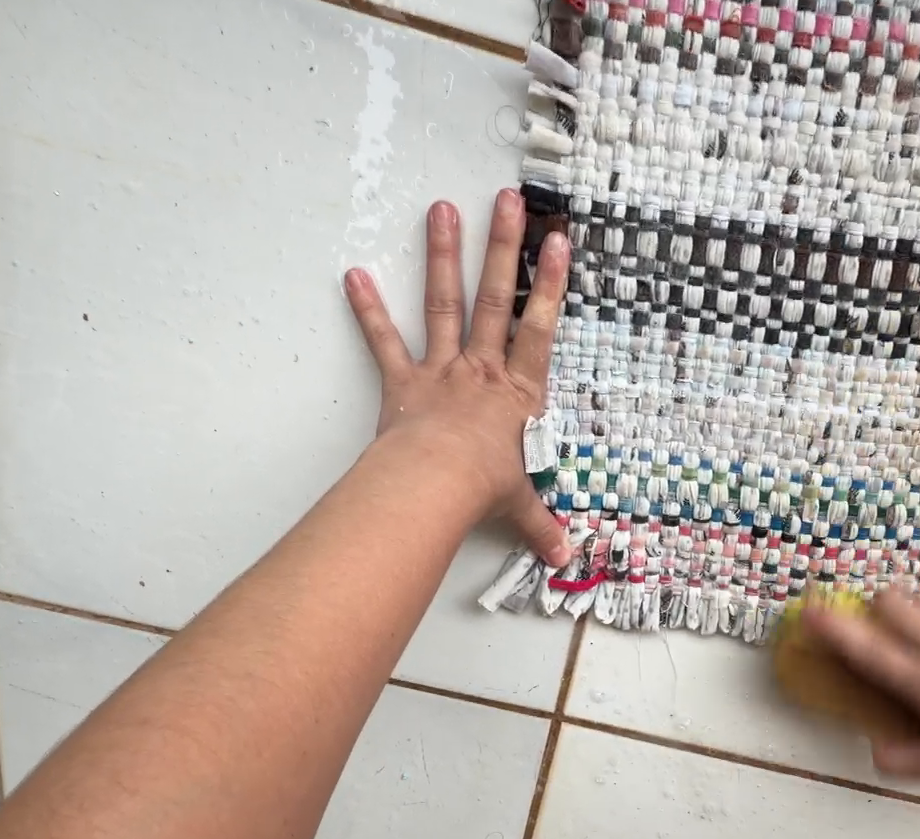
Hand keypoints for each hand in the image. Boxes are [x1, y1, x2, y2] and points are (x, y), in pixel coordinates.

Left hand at [342, 190, 570, 566]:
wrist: (433, 488)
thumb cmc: (483, 490)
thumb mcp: (521, 508)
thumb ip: (541, 526)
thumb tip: (565, 558)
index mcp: (517, 393)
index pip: (539, 328)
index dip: (551, 285)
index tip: (559, 240)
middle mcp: (482, 370)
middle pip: (495, 299)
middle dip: (504, 247)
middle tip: (507, 199)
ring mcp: (441, 370)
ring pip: (445, 305)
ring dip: (444, 257)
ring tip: (441, 209)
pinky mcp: (403, 382)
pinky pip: (385, 342)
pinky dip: (369, 310)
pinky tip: (354, 274)